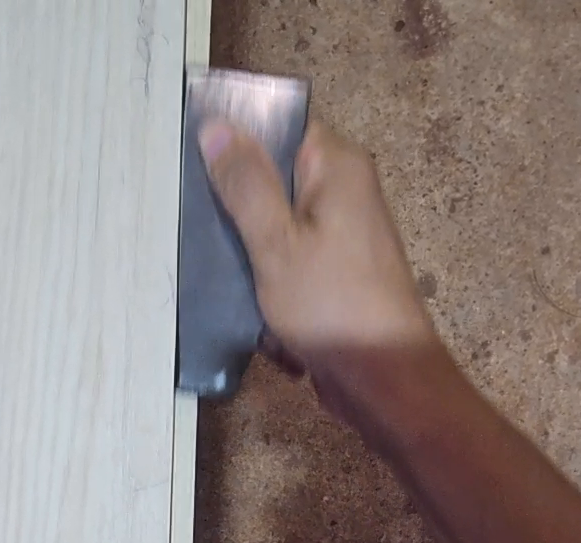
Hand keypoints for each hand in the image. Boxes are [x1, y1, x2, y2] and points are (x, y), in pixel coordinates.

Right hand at [198, 119, 448, 410]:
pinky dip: (274, 295)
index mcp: (337, 168)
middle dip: (241, 218)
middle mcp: (345, 196)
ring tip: (235, 286)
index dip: (238, 148)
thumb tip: (216, 125)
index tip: (199, 176)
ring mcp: (342, 242)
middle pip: (274, 186)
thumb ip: (245, 184)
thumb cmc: (331, 305)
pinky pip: (291, 273)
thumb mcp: (276, 242)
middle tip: (208, 240)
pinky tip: (264, 321)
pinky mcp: (335, 281)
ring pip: (277, 236)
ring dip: (254, 266)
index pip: (280, 130)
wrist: (381, 378)